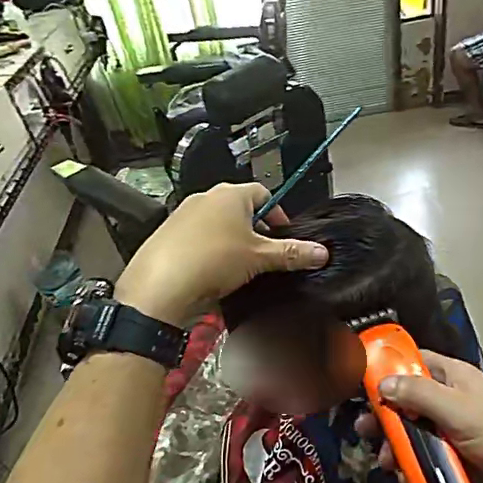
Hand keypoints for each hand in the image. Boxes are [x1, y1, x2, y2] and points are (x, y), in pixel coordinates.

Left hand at [115, 182, 327, 322]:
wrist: (160, 288)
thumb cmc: (212, 261)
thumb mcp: (260, 258)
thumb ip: (293, 253)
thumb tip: (321, 252)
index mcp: (230, 195)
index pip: (264, 195)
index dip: (278, 216)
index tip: (284, 238)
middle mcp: (205, 198)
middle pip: (241, 210)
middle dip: (256, 231)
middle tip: (265, 256)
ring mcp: (183, 216)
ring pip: (218, 225)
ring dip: (232, 243)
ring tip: (240, 269)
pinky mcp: (168, 236)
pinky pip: (198, 240)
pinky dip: (210, 253)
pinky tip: (214, 275)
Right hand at [350, 352, 482, 482]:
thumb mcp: (456, 409)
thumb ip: (419, 394)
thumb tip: (383, 382)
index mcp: (453, 377)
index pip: (413, 361)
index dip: (388, 366)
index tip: (362, 380)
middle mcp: (446, 399)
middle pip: (404, 400)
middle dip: (385, 415)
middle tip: (366, 429)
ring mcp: (446, 429)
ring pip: (408, 431)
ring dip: (394, 445)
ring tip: (387, 461)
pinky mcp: (448, 456)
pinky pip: (419, 455)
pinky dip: (410, 465)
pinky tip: (406, 476)